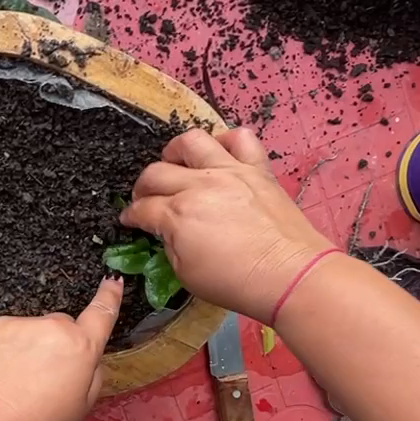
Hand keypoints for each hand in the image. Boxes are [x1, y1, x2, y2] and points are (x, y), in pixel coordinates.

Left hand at [0, 278, 123, 420]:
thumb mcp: (80, 409)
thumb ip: (92, 377)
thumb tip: (89, 360)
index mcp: (80, 348)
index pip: (101, 314)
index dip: (109, 297)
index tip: (113, 282)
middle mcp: (52, 327)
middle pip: (62, 328)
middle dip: (58, 346)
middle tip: (42, 381)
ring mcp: (19, 324)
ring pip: (31, 332)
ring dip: (28, 349)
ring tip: (14, 384)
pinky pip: (6, 334)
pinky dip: (3, 350)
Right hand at [121, 129, 335, 315]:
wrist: (290, 275)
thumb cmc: (235, 282)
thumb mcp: (186, 274)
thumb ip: (170, 245)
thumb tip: (167, 230)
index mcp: (177, 214)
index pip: (142, 209)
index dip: (131, 216)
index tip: (129, 220)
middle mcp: (199, 185)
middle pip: (156, 172)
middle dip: (143, 187)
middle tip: (146, 198)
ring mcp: (230, 172)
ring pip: (191, 141)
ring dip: (175, 151)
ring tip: (175, 163)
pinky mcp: (257, 169)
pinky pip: (240, 138)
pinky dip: (226, 141)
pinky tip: (219, 155)